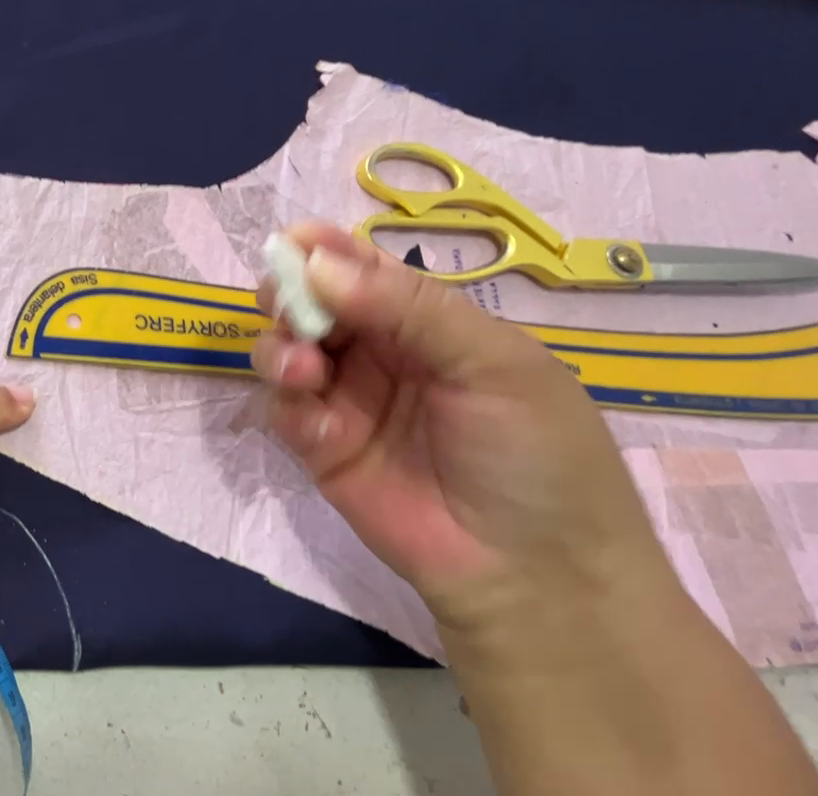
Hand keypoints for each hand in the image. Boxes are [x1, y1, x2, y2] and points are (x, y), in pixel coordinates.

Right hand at [252, 222, 673, 634]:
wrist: (531, 574)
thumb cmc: (537, 455)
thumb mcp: (494, 364)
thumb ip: (407, 308)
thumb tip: (315, 262)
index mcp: (428, 323)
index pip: (362, 269)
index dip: (323, 251)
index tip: (291, 243)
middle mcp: (378, 352)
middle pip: (309, 302)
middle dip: (289, 297)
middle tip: (288, 308)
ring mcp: (344, 399)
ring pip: (282, 349)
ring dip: (280, 349)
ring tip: (302, 371)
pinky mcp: (317, 446)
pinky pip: (283, 408)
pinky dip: (291, 407)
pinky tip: (323, 429)